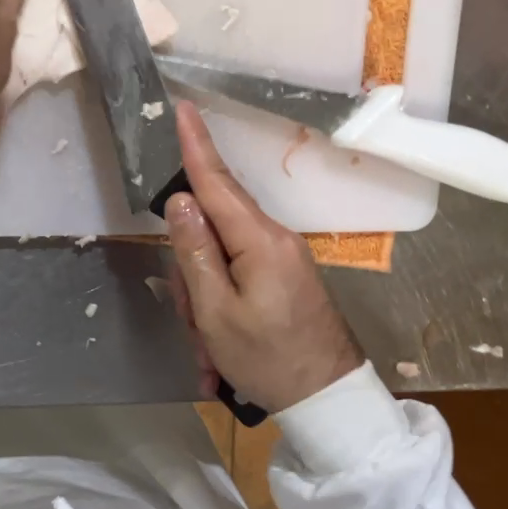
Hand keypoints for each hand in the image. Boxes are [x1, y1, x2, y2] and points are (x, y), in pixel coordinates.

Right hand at [165, 103, 362, 411]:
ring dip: (203, 303)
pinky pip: (236, 279)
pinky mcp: (284, 278)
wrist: (327, 400)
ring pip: (219, 259)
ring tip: (210, 351)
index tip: (183, 108)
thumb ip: (195, 251)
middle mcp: (275, 240)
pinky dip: (219, 312)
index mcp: (260, 242)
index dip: (195, 147)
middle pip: (211, 228)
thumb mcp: (215, 311)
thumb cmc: (266, 358)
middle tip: (192, 321)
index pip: (217, 183)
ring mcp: (282, 260)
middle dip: (190, 273)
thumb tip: (180, 200)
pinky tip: (219, 353)